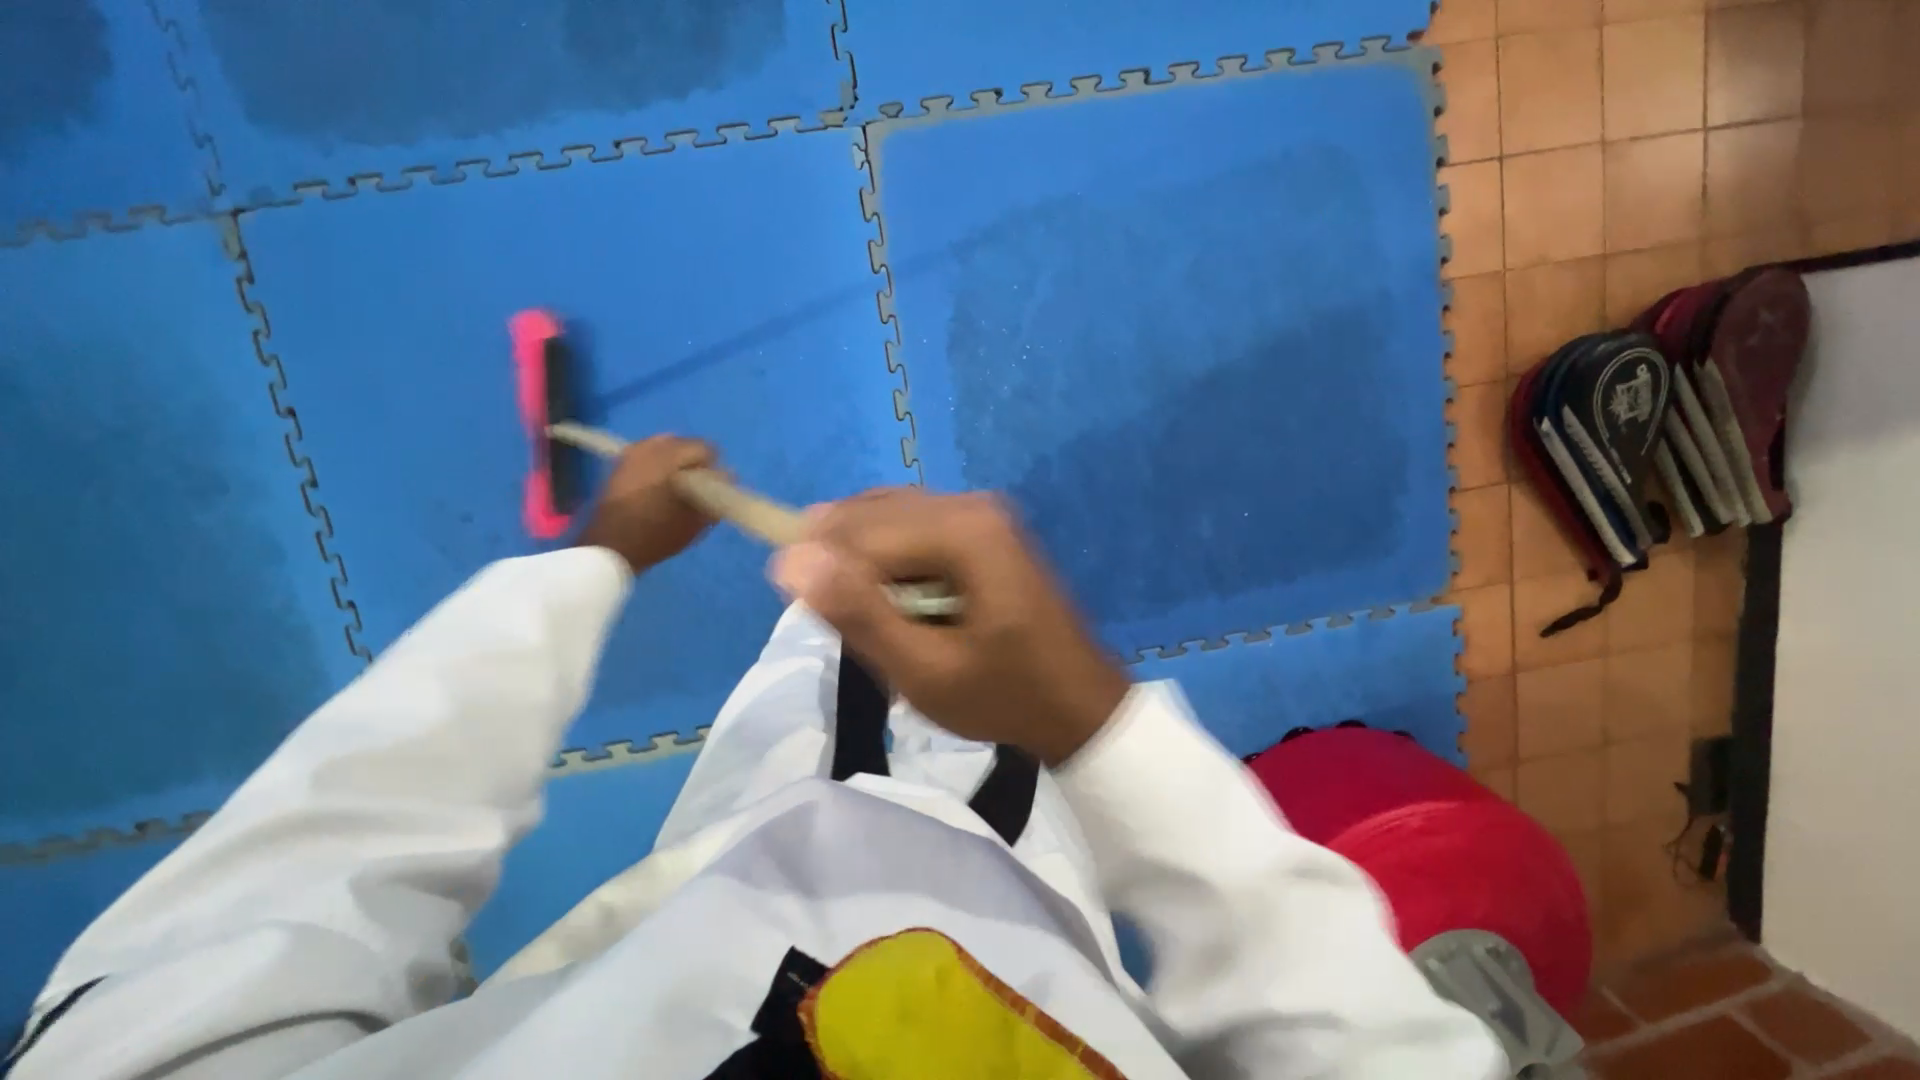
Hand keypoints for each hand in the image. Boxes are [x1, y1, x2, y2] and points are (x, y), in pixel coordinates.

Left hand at [575, 435, 717, 573]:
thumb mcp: (695, 522)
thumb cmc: (656, 535)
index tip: (713, 487)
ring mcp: (631, 453)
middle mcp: (650, 448)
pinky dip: (658, 464)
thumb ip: (716, 497)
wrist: (609, 547)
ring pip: (665, 446)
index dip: (714, 467)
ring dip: (675, 462)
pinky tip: (658, 486)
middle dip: (694, 461)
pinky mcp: (619, 463)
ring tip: (675, 486)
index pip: (705, 448)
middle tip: (696, 487)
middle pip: (684, 443)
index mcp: (670, 458)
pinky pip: (647, 453)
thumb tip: (727, 478)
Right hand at [768, 489, 1128, 765]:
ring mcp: (980, 512)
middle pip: (870, 514)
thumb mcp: (924, 671)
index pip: (856, 529)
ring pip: (886, 518)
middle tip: (853, 628)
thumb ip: (859, 614)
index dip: (822, 571)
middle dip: (844, 565)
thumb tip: (788, 558)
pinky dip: (889, 560)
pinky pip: (911, 528)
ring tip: (872, 620)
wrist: (1079, 707)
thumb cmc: (1004, 697)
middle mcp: (970, 503)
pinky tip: (896, 603)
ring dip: (864, 564)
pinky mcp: (982, 528)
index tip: (821, 624)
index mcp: (962, 530)